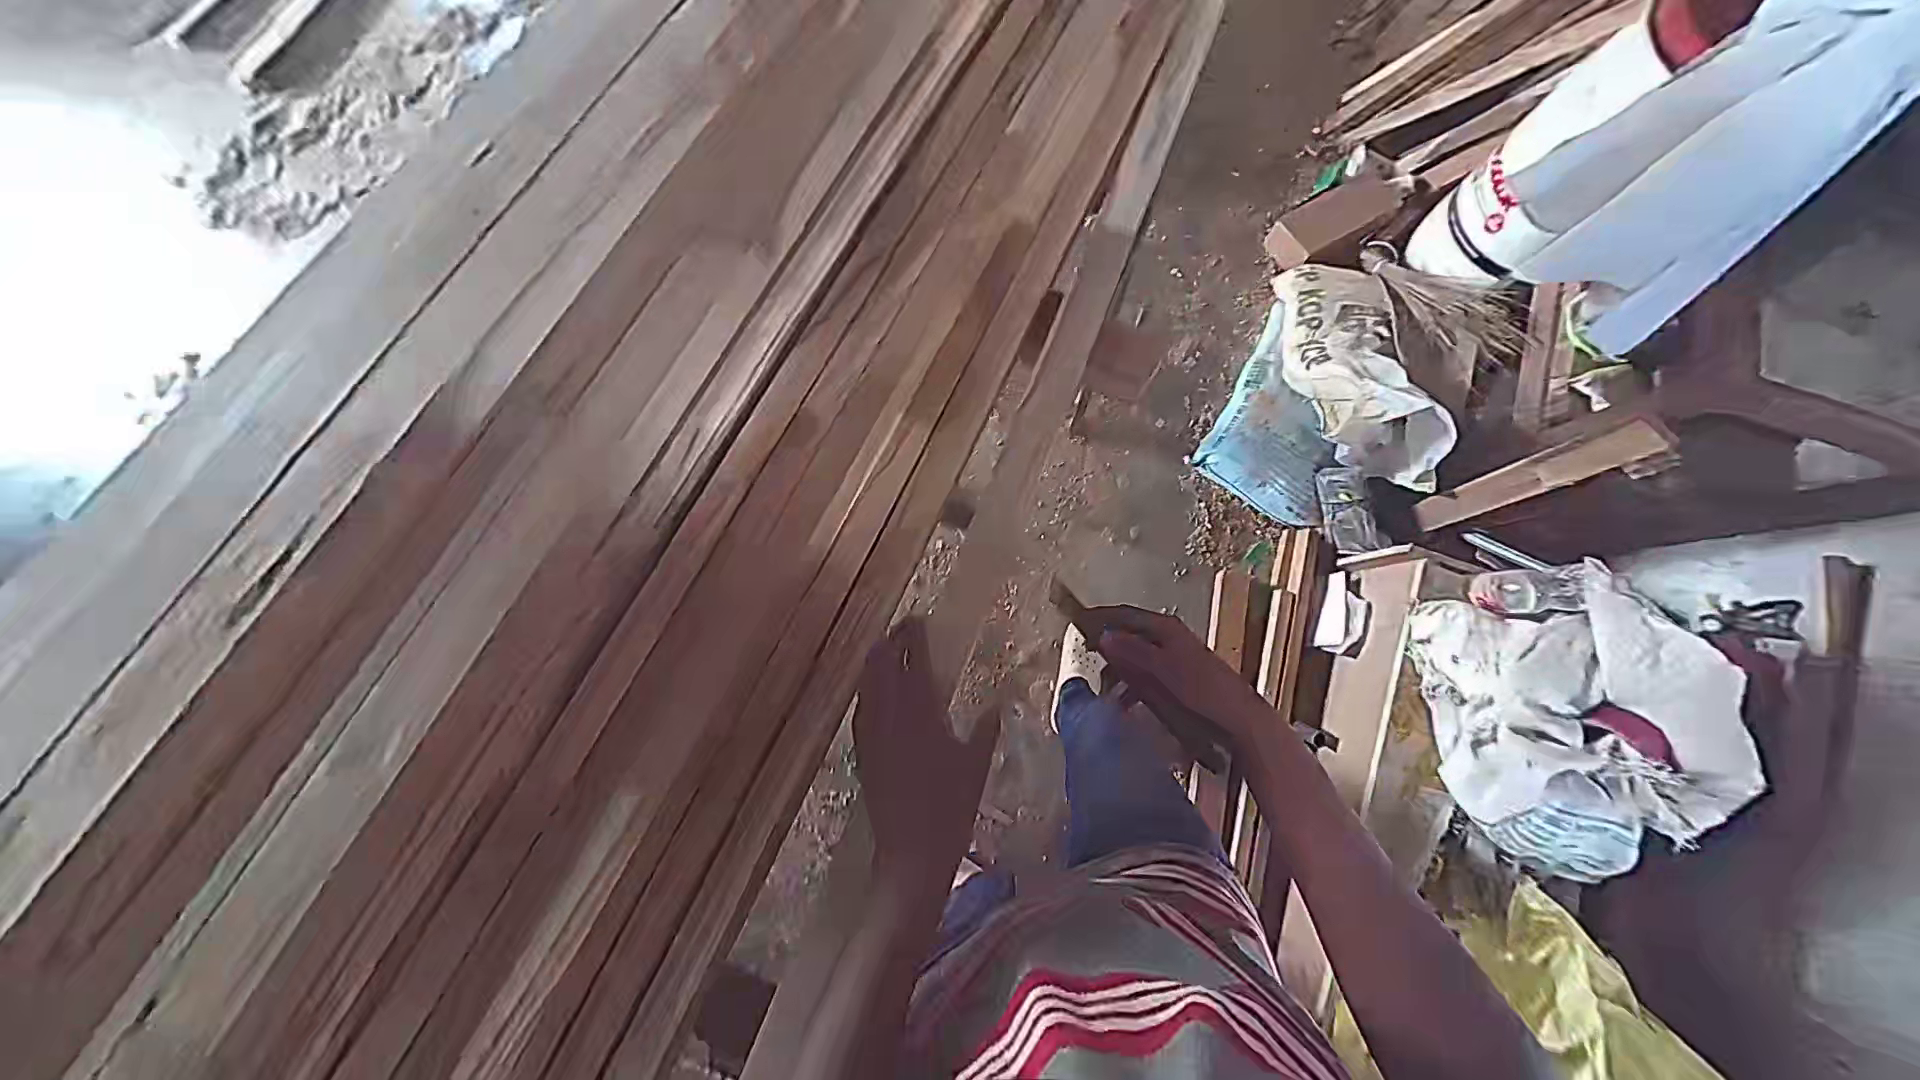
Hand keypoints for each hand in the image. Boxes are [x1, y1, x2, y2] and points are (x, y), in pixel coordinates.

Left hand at [853, 619, 1000, 884]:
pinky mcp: (862, 752)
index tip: (918, 620)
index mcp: (921, 714)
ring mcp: (872, 734)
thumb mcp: (976, 766)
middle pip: (882, 665)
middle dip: (890, 641)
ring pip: (867, 685)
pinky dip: (868, 689)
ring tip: (887, 649)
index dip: (913, 637)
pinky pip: (862, 708)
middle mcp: (891, 716)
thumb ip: (985, 730)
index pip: (913, 662)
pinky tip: (874, 691)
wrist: (911, 852)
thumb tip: (995, 704)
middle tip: (902, 630)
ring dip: (875, 661)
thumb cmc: (951, 807)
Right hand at [1084, 605, 1287, 764]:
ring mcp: (1174, 660)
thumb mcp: (1161, 670)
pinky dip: (1131, 687)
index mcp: (1165, 629)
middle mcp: (1169, 639)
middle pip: (1129, 634)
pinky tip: (1124, 703)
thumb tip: (1103, 636)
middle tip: (1086, 655)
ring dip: (1118, 670)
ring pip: (1135, 658)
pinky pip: (1145, 677)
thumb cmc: (1202, 692)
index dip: (1100, 617)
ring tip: (1105, 688)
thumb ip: (1132, 652)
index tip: (1077, 622)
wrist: (1239, 723)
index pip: (1125, 615)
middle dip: (1107, 645)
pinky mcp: (1178, 681)